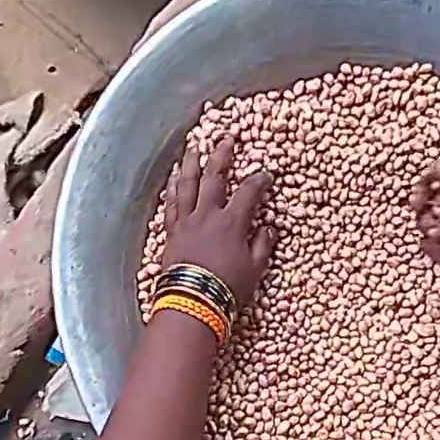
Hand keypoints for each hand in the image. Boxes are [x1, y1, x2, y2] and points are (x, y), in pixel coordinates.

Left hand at [162, 138, 276, 306]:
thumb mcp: (254, 268)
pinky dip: (172, 189)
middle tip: (226, 139)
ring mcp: (186, 222)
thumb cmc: (227, 287)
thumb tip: (269, 228)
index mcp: (232, 222)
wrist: (192, 300)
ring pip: (188, 184)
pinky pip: (171, 204)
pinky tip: (173, 179)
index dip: (258, 181)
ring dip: (192, 164)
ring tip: (194, 148)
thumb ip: (262, 244)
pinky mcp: (171, 233)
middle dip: (222, 155)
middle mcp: (208, 215)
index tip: (265, 175)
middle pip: (215, 177)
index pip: (248, 192)